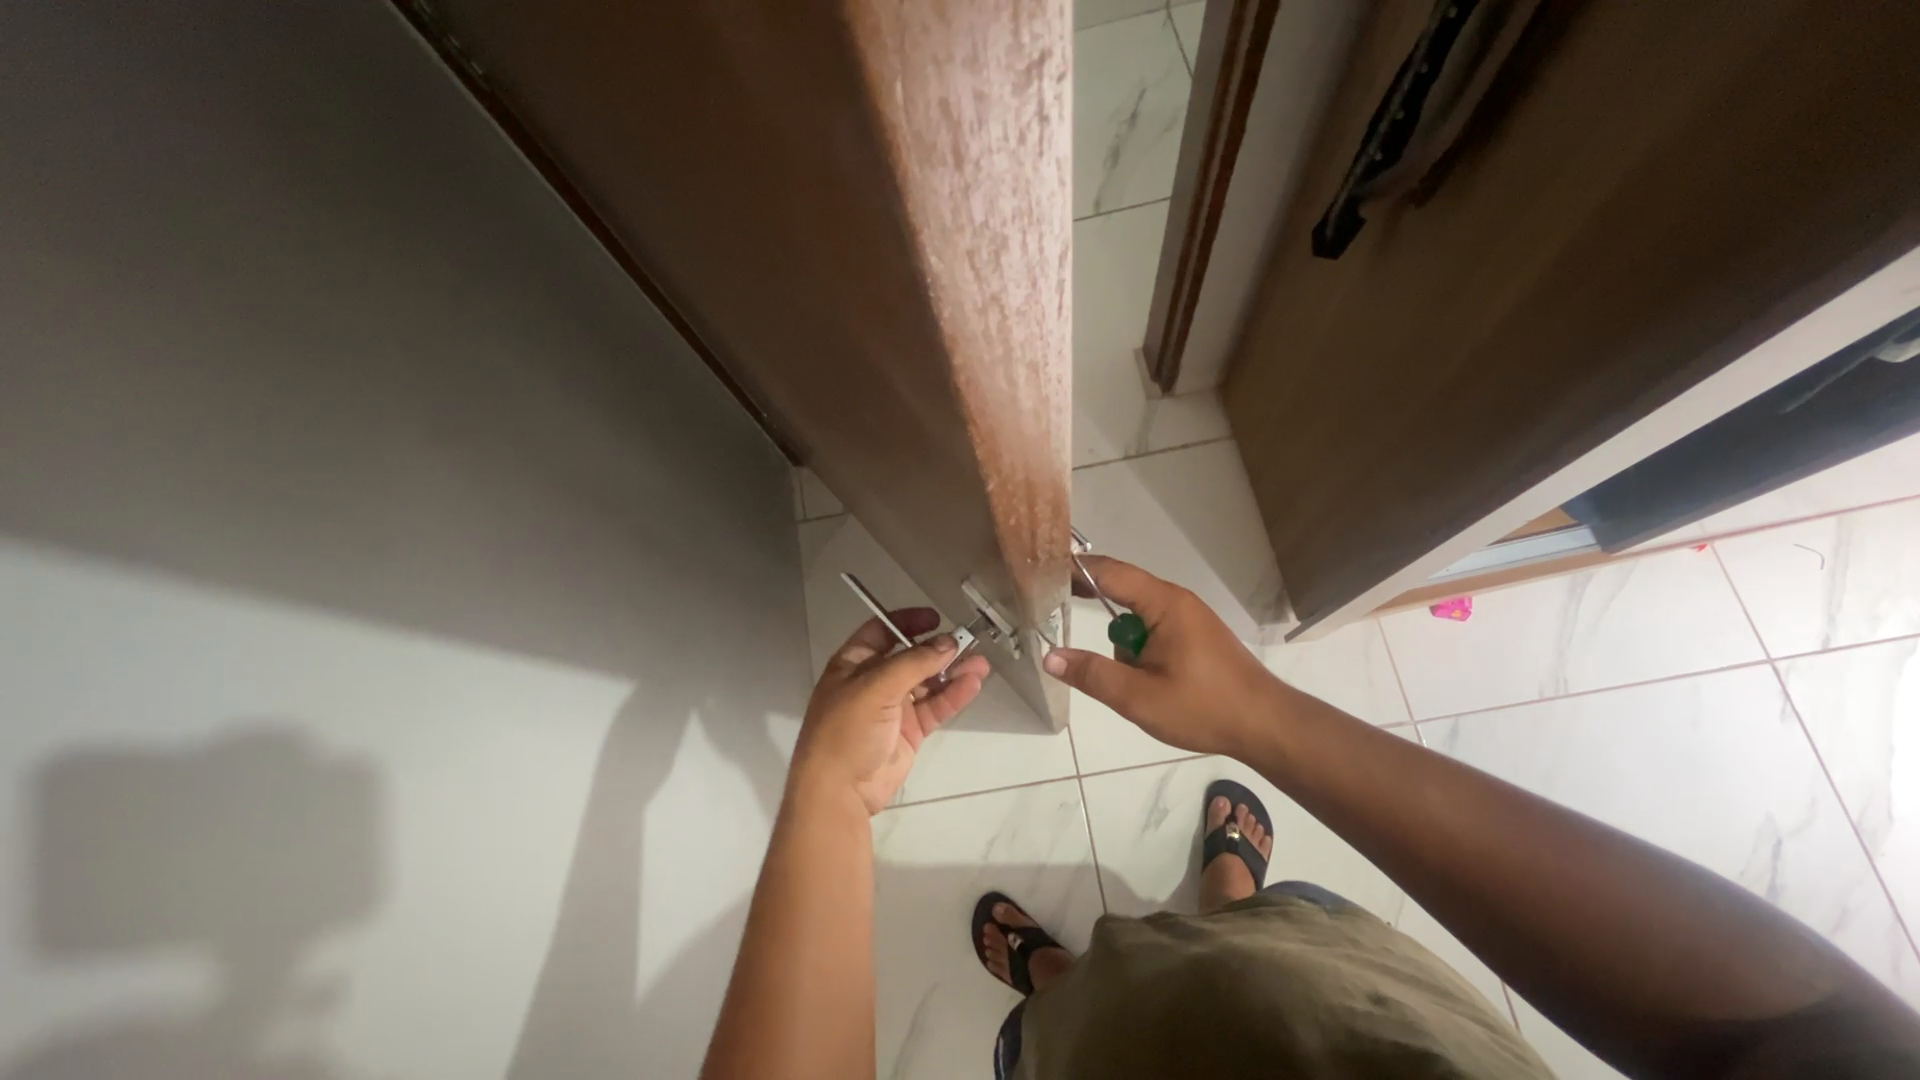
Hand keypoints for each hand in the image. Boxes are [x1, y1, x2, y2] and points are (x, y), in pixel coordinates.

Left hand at [793, 607, 990, 814]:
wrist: (839, 790)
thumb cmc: (846, 729)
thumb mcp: (875, 687)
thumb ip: (914, 662)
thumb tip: (948, 643)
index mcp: (853, 664)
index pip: (881, 631)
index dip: (907, 621)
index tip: (936, 618)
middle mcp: (874, 682)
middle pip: (911, 657)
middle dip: (939, 649)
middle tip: (968, 641)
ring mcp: (893, 708)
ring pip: (929, 682)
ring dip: (953, 672)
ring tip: (981, 663)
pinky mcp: (910, 731)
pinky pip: (936, 707)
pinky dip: (954, 695)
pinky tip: (974, 684)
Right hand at [1042, 556, 1281, 757]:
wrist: (1267, 725)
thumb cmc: (1204, 708)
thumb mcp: (1139, 697)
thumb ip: (1092, 674)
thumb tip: (1050, 656)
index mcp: (1165, 604)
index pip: (1110, 572)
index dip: (1074, 568)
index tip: (1041, 568)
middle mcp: (1177, 600)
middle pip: (1122, 588)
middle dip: (1090, 599)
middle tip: (1051, 607)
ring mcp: (1189, 617)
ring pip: (1137, 614)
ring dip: (1121, 637)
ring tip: (1120, 675)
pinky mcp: (1195, 635)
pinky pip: (1154, 627)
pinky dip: (1138, 644)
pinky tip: (1141, 678)